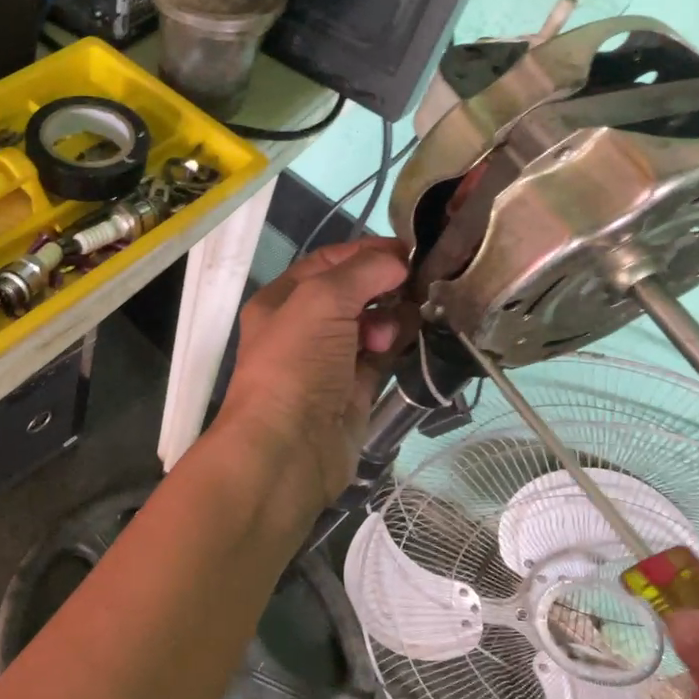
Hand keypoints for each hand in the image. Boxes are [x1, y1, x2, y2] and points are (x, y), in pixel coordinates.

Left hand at [216, 238, 406, 503]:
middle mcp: (302, 328)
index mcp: (281, 301)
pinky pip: (382, 357)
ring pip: (371, 325)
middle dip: (384, 285)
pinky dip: (400, 344)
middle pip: (352, 293)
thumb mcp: (320, 300)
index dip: (366, 252)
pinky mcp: (353, 392)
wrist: (287, 448)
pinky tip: (417, 335)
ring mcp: (328, 361)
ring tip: (407, 320)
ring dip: (395, 315)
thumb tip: (397, 263)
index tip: (409, 250)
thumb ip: (361, 273)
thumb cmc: (294, 365)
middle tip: (417, 285)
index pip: (327, 263)